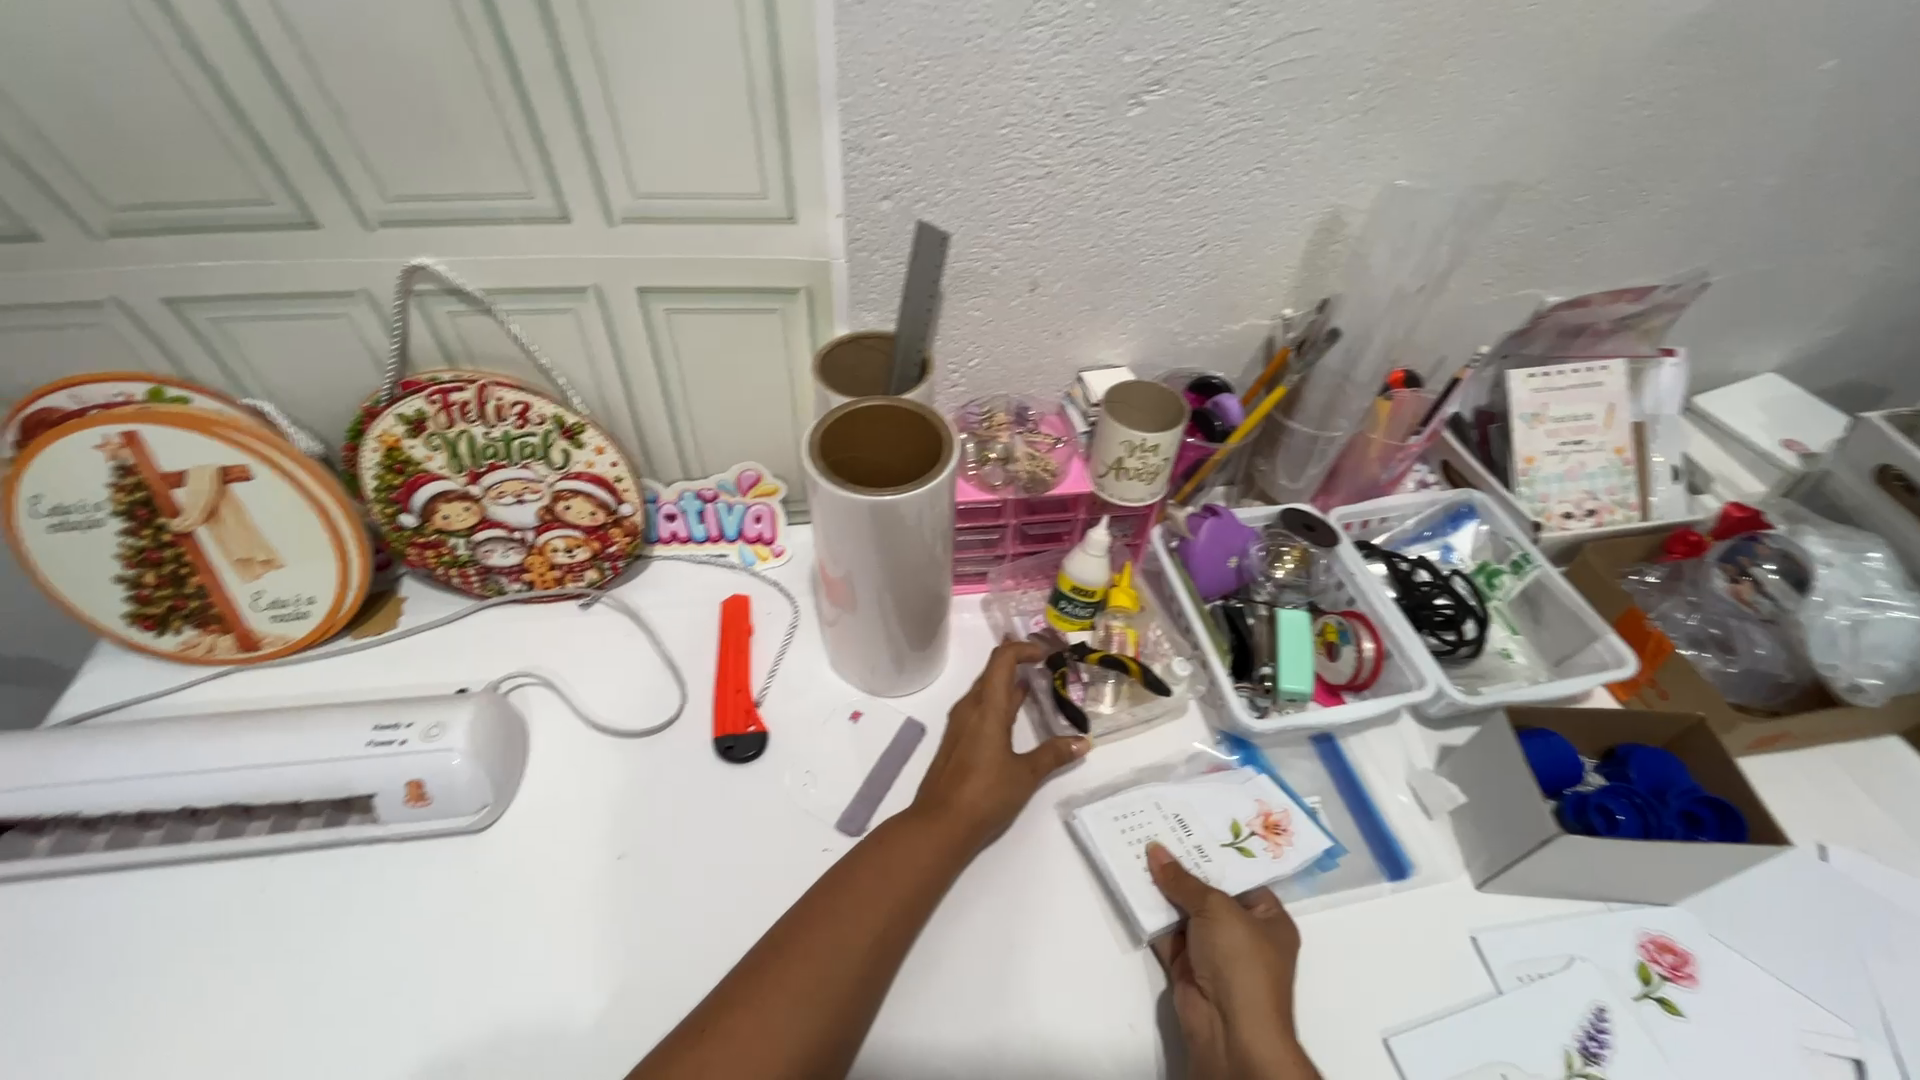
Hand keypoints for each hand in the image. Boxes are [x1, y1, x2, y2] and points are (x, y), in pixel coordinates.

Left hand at [910, 640, 1088, 850]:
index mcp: (987, 708)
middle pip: (992, 672)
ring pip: (985, 691)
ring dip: (1007, 684)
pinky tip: (1013, 717)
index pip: (1002, 660)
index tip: (1046, 654)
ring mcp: (960, 725)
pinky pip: (979, 709)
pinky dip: (998, 703)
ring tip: (1034, 687)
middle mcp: (970, 709)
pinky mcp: (956, 741)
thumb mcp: (1026, 775)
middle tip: (1045, 666)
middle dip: (1017, 662)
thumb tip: (1083, 742)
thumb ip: (1053, 755)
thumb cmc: (984, 794)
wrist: (939, 824)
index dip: (1023, 649)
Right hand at [1148, 843, 1319, 1079]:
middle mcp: (1242, 933)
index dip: (1214, 853)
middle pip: (1208, 892)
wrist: (1231, 1031)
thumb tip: (1154, 849)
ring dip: (1162, 888)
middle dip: (1182, 868)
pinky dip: (1149, 913)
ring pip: (1183, 911)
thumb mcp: (1217, 909)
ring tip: (1135, 848)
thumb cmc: (1241, 961)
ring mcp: (1213, 952)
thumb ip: (1183, 880)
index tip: (1186, 827)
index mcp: (1268, 919)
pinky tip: (1129, 884)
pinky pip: (1166, 932)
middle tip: (1155, 831)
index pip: (1241, 878)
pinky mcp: (1186, 966)